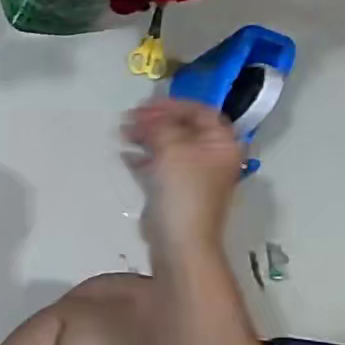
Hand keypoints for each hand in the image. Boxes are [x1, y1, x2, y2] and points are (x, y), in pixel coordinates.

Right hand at [122, 99, 243, 256]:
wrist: (180, 241)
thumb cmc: (183, 193)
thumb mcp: (174, 151)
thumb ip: (161, 128)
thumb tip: (148, 116)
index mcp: (221, 144)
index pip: (200, 113)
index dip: (174, 105)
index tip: (146, 104)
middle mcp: (210, 157)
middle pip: (183, 128)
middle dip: (156, 120)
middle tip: (130, 117)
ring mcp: (191, 175)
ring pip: (168, 146)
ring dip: (146, 137)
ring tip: (123, 132)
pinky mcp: (173, 191)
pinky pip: (158, 166)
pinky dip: (142, 157)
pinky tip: (125, 154)